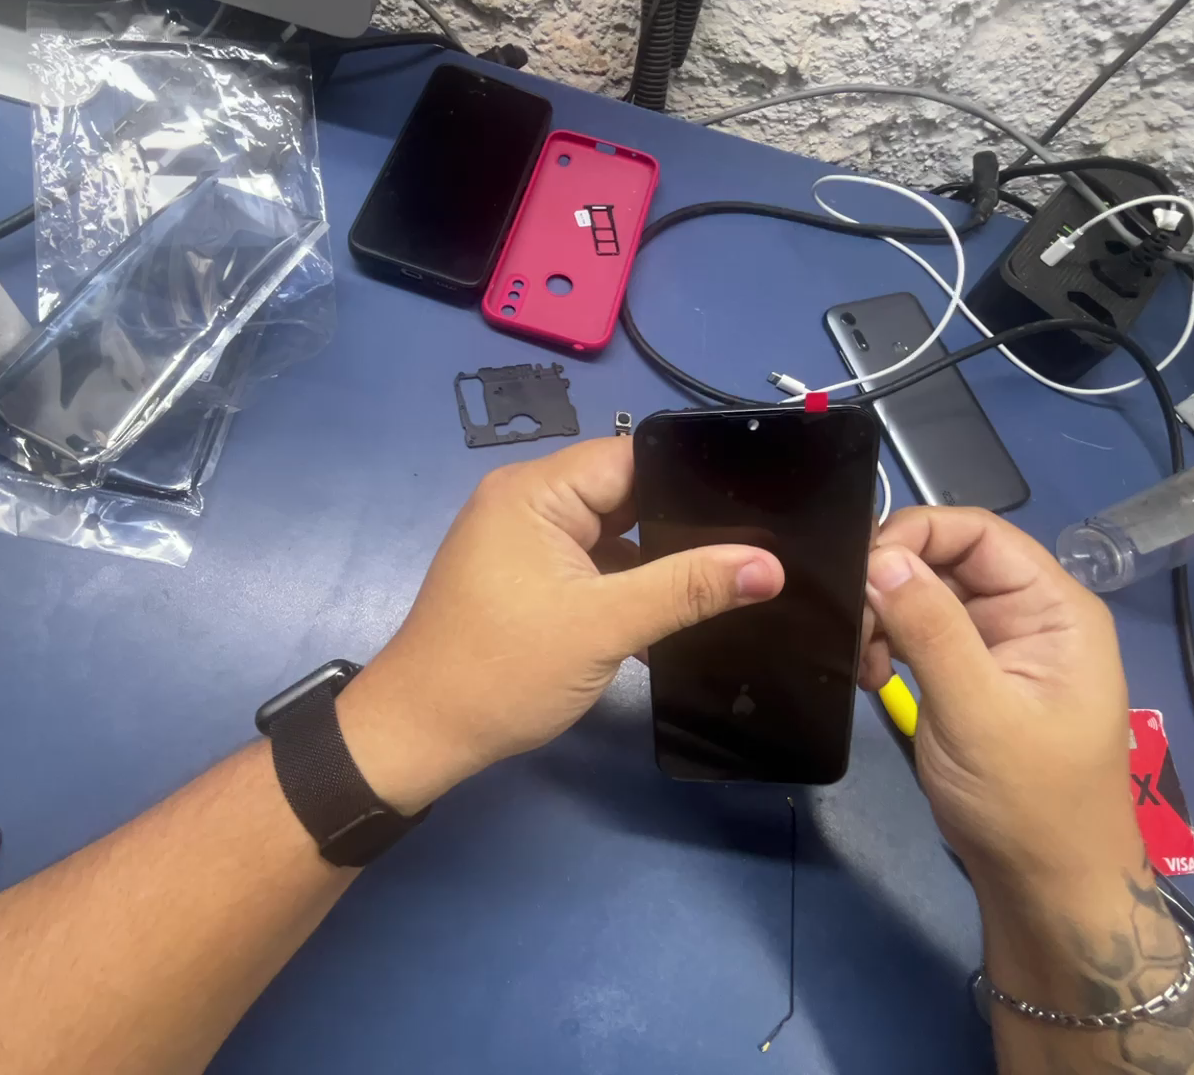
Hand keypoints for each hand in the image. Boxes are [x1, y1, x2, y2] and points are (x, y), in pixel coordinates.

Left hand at [337, 437, 783, 813]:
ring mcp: (523, 542)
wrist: (423, 735)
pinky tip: (674, 610)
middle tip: (752, 546)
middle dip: (679, 524)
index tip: (753, 504)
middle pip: (622, 495)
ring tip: (726, 578)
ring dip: (654, 561)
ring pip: (610, 535)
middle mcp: (526, 503)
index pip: (629, 459)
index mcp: (535, 491)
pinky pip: (590, 564)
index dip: (690, 479)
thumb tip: (770, 566)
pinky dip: (625, 586)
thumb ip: (688, 588)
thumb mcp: (605, 626)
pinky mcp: (526, 577)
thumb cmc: (504, 671)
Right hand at [856, 507, 1139, 897]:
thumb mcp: (977, 711)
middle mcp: (1024, 612)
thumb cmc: (1026, 799)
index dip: (915, 536)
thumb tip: (879, 557)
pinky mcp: (965, 668)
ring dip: (882, 619)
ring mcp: (994, 642)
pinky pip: (915, 630)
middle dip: (890, 585)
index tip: (861, 574)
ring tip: (864, 666)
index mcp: (1051, 607)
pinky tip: (871, 677)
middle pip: (943, 560)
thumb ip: (930, 630)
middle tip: (854, 631)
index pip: (977, 532)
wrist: (1041, 879)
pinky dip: (885, 645)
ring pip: (920, 594)